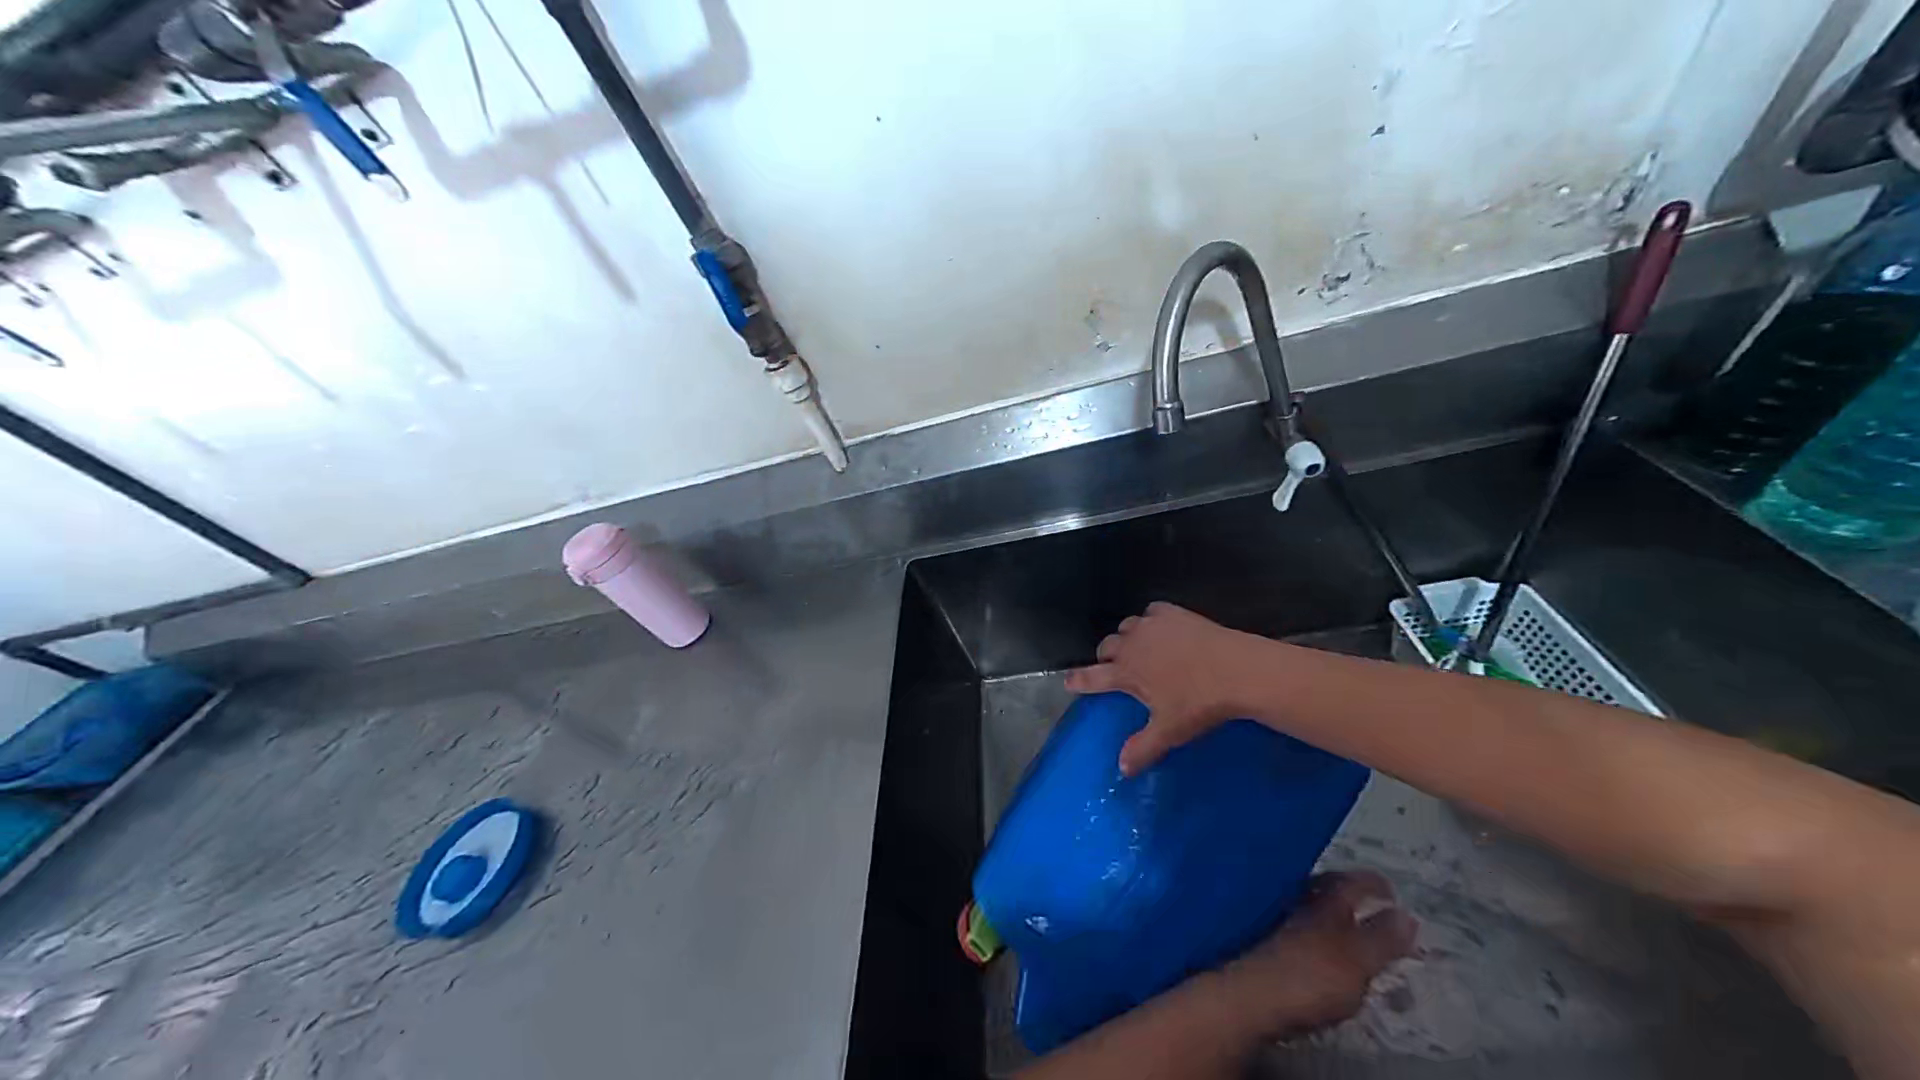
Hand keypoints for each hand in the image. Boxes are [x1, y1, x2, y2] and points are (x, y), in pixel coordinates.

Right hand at [1064, 602, 1266, 775]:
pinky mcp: (1174, 613)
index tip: (1068, 680)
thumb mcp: (1169, 731)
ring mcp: (1153, 625)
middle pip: (1107, 645)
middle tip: (1113, 668)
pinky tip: (1161, 629)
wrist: (1237, 669)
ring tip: (1137, 648)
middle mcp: (1133, 644)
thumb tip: (1122, 769)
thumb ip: (1142, 748)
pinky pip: (1152, 612)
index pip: (1093, 676)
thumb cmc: (1199, 703)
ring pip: (1127, 626)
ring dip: (1127, 638)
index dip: (1079, 679)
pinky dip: (1151, 620)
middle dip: (1106, 657)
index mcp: (1126, 672)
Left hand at [1219, 870, 1417, 1038]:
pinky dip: (1310, 928)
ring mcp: (1277, 922)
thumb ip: (1382, 939)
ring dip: (1326, 909)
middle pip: (1322, 887)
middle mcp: (1297, 903)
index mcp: (1323, 902)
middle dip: (1345, 889)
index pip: (1348, 881)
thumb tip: (1407, 914)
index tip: (1389, 888)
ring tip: (1346, 922)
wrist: (1252, 997)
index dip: (1370, 883)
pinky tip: (1315, 943)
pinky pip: (1294, 925)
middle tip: (1367, 899)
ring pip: (1306, 904)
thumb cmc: (1310, 976)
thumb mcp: (1358, 961)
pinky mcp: (1266, 945)